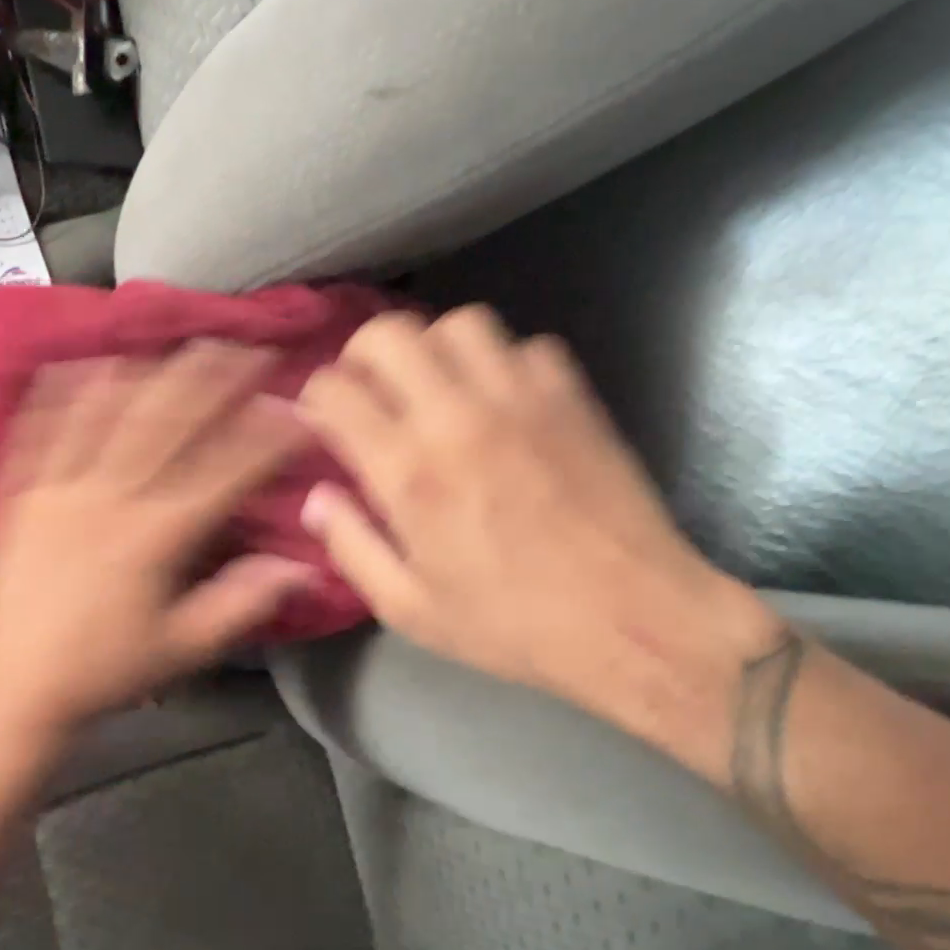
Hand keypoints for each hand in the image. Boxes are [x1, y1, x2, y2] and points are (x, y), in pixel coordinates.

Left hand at [0, 341, 315, 736]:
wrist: (12, 689)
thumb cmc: (104, 672)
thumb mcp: (183, 648)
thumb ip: (241, 603)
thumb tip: (302, 566)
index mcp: (154, 537)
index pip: (223, 472)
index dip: (264, 436)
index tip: (294, 407)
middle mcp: (107, 499)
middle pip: (166, 423)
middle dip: (210, 380)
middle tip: (242, 344)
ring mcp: (56, 490)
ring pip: (105, 415)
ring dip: (146, 372)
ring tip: (175, 343)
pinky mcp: (17, 494)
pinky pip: (38, 432)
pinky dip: (61, 393)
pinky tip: (81, 364)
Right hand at [297, 306, 782, 777]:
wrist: (635, 619)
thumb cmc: (513, 625)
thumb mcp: (410, 609)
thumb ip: (351, 546)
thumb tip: (316, 498)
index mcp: (408, 470)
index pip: (336, 390)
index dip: (315, 395)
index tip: (321, 416)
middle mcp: (456, 416)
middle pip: (389, 334)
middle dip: (362, 352)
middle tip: (368, 388)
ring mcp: (520, 397)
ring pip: (459, 324)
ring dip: (433, 347)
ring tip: (435, 386)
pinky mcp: (572, 396)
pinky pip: (527, 345)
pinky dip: (503, 362)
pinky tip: (502, 401)